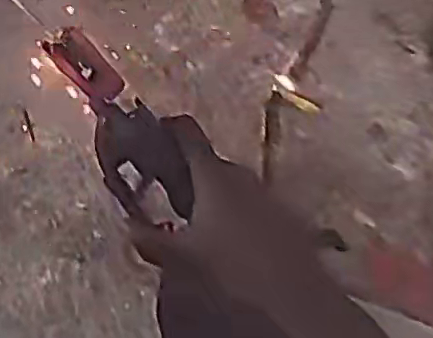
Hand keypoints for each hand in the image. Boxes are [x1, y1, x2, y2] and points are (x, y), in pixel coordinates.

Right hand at [128, 117, 380, 335]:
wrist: (303, 306)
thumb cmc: (236, 269)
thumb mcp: (184, 259)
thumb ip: (152, 240)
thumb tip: (129, 228)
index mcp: (212, 174)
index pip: (186, 131)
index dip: (167, 126)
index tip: (152, 133)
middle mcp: (240, 176)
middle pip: (208, 161)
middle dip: (189, 172)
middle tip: (171, 193)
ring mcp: (267, 197)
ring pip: (232, 185)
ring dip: (214, 194)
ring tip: (200, 220)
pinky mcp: (288, 221)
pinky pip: (254, 206)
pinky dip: (239, 214)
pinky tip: (233, 240)